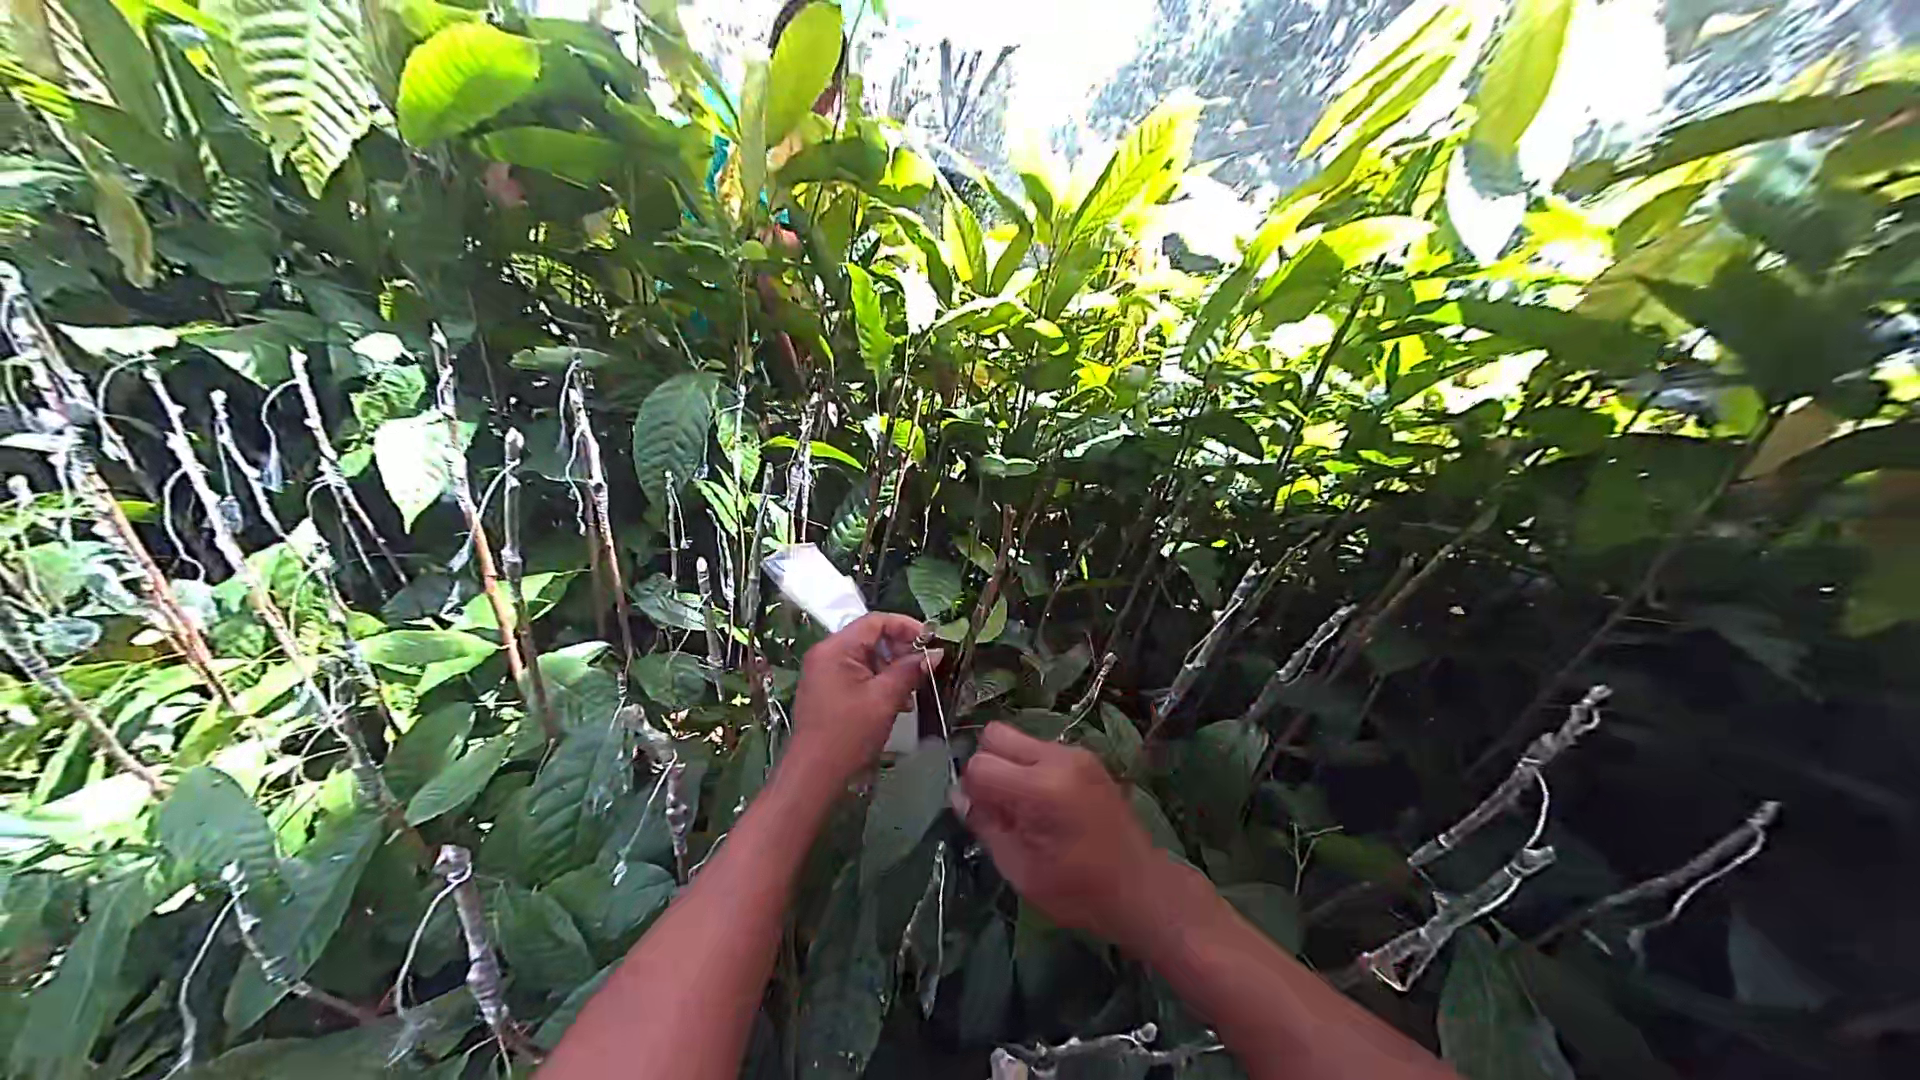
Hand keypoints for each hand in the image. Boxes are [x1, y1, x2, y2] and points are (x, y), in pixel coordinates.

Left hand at [786, 613, 938, 790]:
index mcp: (836, 648)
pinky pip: (858, 674)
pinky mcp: (827, 690)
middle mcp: (827, 653)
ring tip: (914, 688)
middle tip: (926, 667)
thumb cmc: (849, 734)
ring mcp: (824, 672)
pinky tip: (897, 700)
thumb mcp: (885, 699)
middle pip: (870, 637)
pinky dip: (879, 681)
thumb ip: (910, 670)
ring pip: (867, 657)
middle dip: (901, 650)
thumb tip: (935, 653)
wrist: (814, 776)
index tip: (932, 641)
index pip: (876, 622)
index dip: (907, 627)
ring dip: (893, 668)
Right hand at [960, 723, 1174, 949]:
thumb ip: (986, 825)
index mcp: (1041, 789)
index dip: (972, 790)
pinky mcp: (1086, 756)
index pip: (980, 765)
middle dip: (986, 764)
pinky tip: (1045, 802)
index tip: (983, 816)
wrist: (1142, 889)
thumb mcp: (1019, 870)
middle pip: (995, 734)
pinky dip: (1030, 766)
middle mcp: (1057, 759)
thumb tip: (959, 795)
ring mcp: (1075, 753)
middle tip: (998, 803)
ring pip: (1018, 737)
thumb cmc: (1078, 891)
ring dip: (1009, 764)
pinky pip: (1041, 748)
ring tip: (1023, 806)